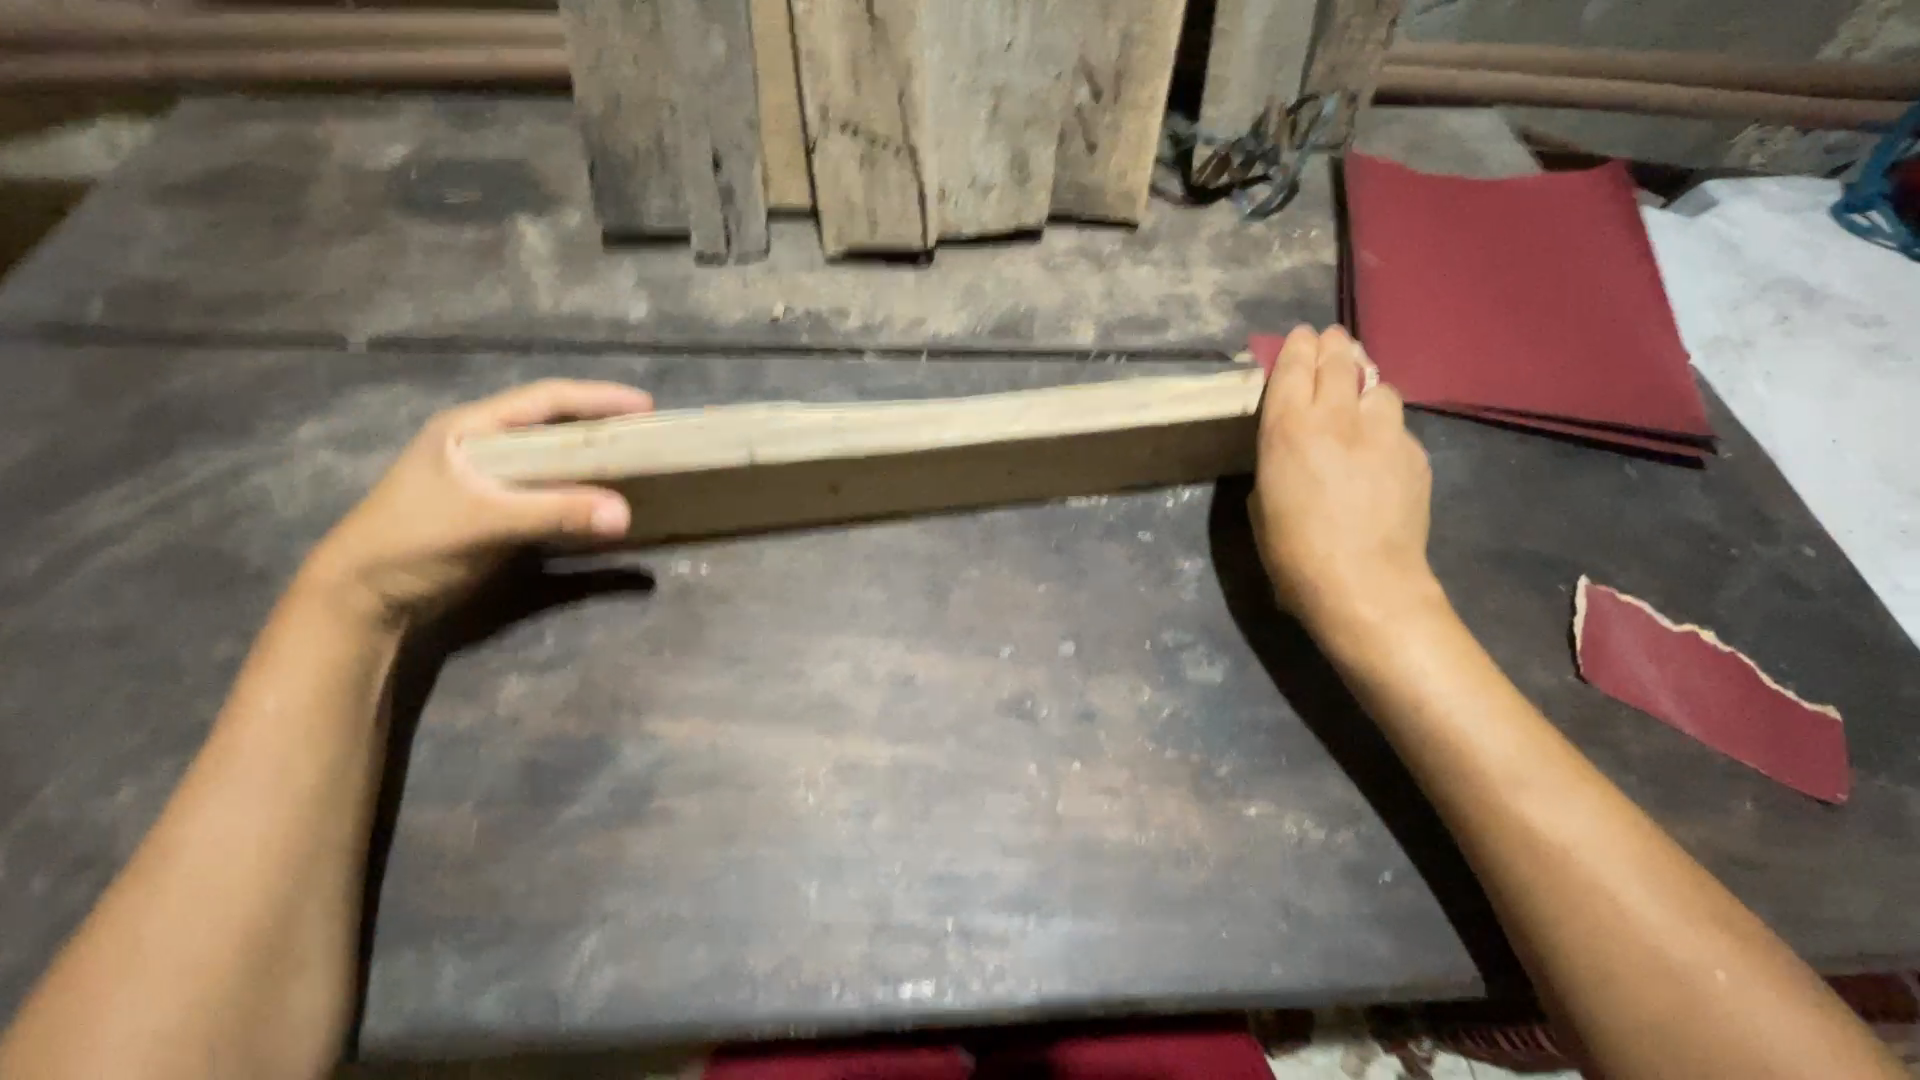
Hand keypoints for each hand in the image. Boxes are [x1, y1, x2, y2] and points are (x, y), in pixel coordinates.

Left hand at [302, 379, 653, 625]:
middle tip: (647, 435)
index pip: (544, 400)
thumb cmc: (413, 542)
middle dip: (600, 427)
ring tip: (634, 465)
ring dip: (591, 462)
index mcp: (470, 429)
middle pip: (551, 426)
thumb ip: (555, 513)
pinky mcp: (493, 514)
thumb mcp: (484, 522)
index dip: (597, 398)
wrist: (361, 597)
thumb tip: (626, 514)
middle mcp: (480, 447)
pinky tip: (601, 505)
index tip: (646, 406)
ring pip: (551, 461)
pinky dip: (578, 496)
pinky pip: (548, 494)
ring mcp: (486, 482)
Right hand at [1249, 325, 1439, 633]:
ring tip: (1359, 398)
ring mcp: (1383, 432)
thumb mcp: (1262, 502)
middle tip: (1332, 342)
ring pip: (1378, 385)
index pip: (1296, 365)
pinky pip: (1397, 425)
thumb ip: (1277, 458)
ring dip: (1365, 385)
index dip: (1299, 346)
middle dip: (1334, 346)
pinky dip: (1385, 427)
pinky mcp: (1414, 453)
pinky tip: (1380, 450)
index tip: (1302, 338)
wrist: (1364, 583)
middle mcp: (1336, 418)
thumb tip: (1293, 444)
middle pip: (1340, 359)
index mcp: (1288, 429)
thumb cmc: (1293, 553)